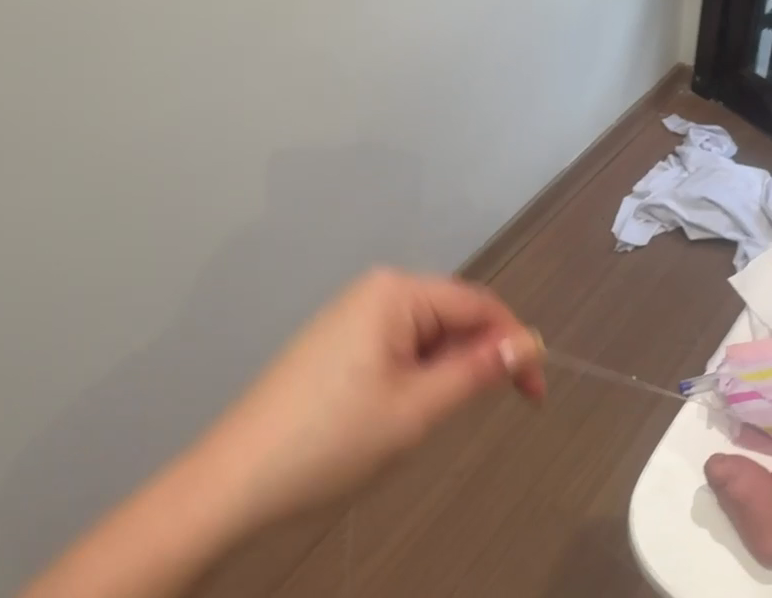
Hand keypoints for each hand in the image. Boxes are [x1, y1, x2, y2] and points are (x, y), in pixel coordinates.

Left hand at [19, 271, 544, 597]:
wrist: (235, 480)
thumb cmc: (332, 440)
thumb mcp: (417, 409)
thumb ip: (477, 371)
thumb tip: (529, 344)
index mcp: (396, 292)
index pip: (478, 304)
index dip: (515, 345)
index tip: (536, 396)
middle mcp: (375, 290)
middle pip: (452, 315)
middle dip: (479, 359)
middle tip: (488, 413)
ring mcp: (351, 315)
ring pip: (426, 335)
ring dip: (446, 372)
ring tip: (432, 420)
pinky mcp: (336, 342)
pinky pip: (397, 346)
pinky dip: (417, 376)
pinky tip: (402, 413)